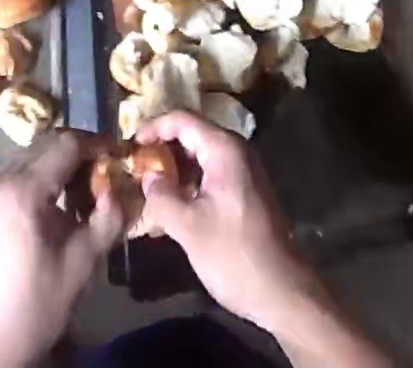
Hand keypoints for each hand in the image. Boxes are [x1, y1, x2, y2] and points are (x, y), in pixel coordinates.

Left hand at [0, 130, 124, 367]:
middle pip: (52, 142)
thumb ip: (108, 219)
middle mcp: (5, 177)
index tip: (124, 157)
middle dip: (85, 150)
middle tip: (112, 170)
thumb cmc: (35, 303)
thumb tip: (131, 190)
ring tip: (95, 185)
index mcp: (24, 189)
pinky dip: (52, 173)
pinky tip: (69, 199)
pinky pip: (28, 169)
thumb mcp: (81, 262)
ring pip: (40, 153)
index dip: (100, 145)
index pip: (68, 143)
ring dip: (68, 161)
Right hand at [134, 111, 322, 331]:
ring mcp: (242, 170)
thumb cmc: (234, 254)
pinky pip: (209, 172)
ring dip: (173, 167)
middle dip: (161, 147)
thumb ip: (161, 196)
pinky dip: (188, 181)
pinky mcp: (244, 190)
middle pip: (191, 134)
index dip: (153, 126)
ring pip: (199, 155)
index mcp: (224, 149)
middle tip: (134, 164)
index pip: (182, 120)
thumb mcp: (188, 227)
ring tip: (146, 185)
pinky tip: (170, 204)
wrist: (283, 292)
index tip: (129, 143)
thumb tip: (146, 177)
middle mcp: (235, 151)